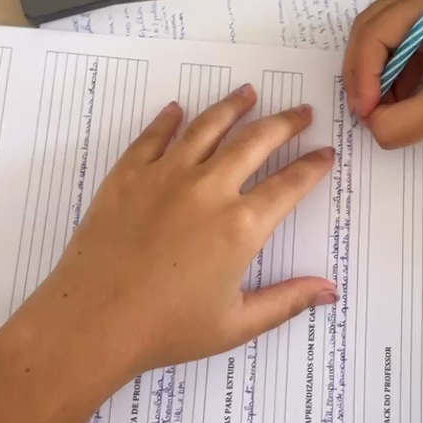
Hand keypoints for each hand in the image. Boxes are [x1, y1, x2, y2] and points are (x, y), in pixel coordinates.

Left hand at [23, 86, 336, 380]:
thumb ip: (287, 301)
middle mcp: (209, 189)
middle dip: (285, 123)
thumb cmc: (166, 330)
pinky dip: (169, 119)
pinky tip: (178, 108)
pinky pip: (154, 136)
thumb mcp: (236, 324)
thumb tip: (331, 290)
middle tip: (301, 111)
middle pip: (257, 142)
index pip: (290, 184)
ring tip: (248, 92)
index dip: (313, 166)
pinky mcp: (128, 175)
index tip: (326, 152)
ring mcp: (166, 176)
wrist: (91, 323)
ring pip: (208, 127)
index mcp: (241, 226)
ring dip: (233, 106)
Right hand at [342, 0, 422, 147]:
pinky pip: (401, 48)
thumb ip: (398, 123)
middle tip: (365, 111)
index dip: (363, 75)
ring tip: (384, 110)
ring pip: (383, 40)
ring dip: (377, 76)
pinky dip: (394, 76)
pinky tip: (401, 102)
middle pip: (372, 29)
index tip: (365, 113)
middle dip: (364, 73)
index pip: (376, 32)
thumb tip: (370, 128)